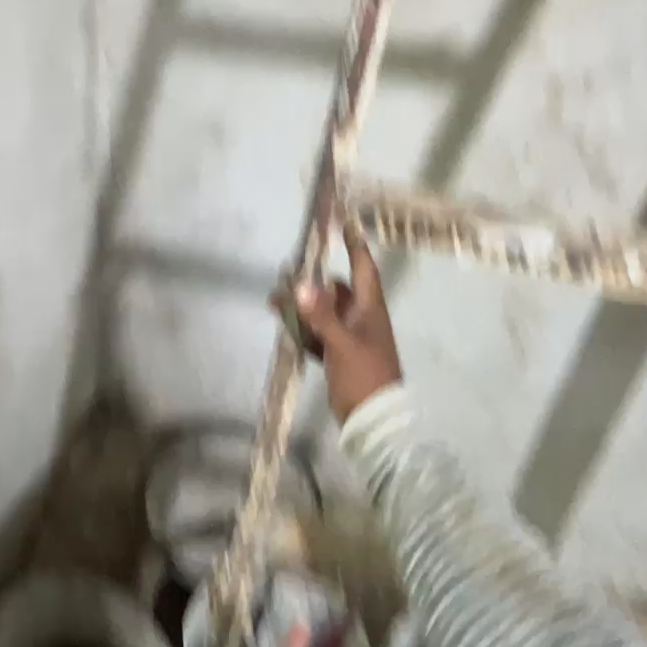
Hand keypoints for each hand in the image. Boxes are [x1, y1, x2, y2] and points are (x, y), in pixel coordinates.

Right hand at [292, 222, 402, 422]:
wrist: (372, 421)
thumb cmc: (364, 376)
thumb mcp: (342, 344)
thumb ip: (321, 316)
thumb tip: (301, 285)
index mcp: (370, 310)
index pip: (363, 269)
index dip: (355, 246)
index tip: (345, 224)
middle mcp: (361, 319)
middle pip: (336, 290)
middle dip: (312, 281)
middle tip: (286, 273)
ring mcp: (349, 338)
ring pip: (323, 313)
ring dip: (302, 306)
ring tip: (274, 302)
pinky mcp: (338, 356)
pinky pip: (317, 335)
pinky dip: (303, 329)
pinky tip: (284, 326)